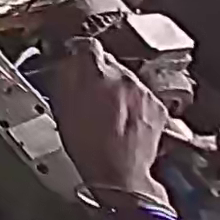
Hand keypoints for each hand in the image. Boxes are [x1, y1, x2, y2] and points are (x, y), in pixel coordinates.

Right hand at [53, 37, 169, 201]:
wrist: (119, 174)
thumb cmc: (87, 144)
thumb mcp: (62, 107)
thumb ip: (65, 78)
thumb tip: (68, 62)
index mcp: (95, 73)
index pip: (87, 45)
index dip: (78, 51)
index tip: (74, 57)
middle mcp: (124, 77)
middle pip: (108, 62)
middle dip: (97, 73)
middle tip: (86, 91)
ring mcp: (143, 92)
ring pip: (126, 79)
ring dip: (115, 88)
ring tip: (104, 111)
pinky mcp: (157, 107)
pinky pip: (141, 96)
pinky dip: (132, 103)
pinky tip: (121, 120)